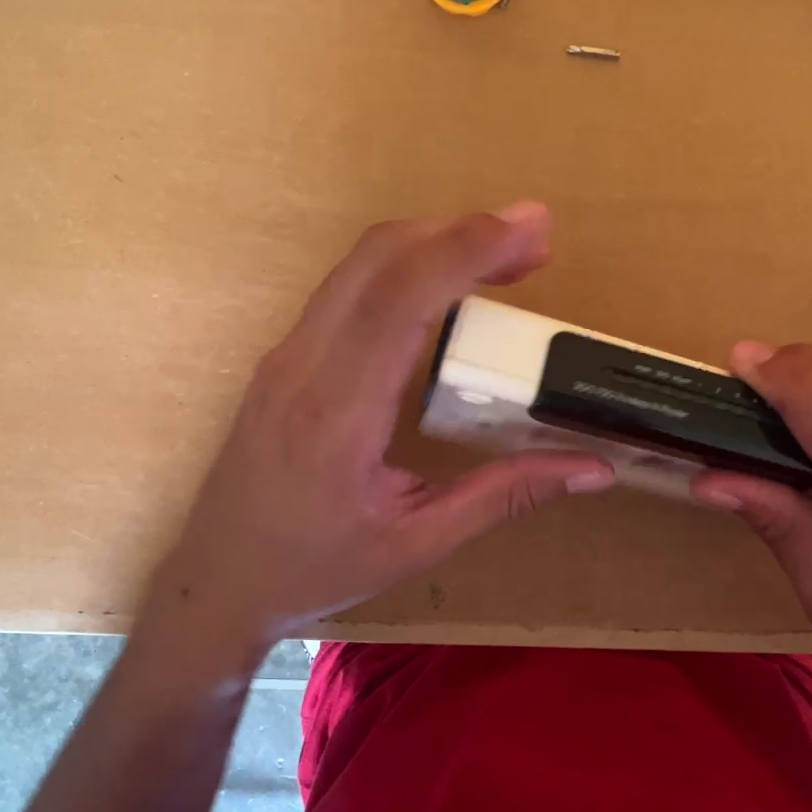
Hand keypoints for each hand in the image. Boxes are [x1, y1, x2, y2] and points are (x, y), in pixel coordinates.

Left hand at [137, 204, 614, 665]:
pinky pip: (348, 285)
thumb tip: (594, 470)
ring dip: (435, 241)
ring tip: (503, 256)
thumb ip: (507, 495)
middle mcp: (303, 364)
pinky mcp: (285, 355)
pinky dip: (406, 266)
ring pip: (360, 262)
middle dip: (463, 231)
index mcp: (337, 413)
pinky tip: (447, 286)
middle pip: (379, 256)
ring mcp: (286, 353)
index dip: (468, 251)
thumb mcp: (420, 543)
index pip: (401, 300)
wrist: (217, 582)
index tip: (530, 230)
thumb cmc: (315, 570)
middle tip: (535, 238)